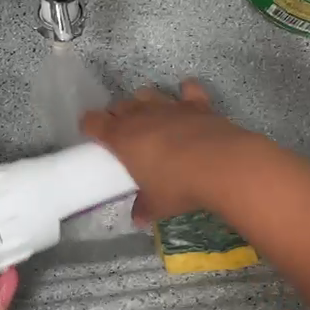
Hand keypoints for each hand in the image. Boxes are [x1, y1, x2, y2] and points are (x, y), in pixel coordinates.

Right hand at [82, 79, 279, 223]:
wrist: (221, 165)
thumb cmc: (178, 186)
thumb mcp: (157, 204)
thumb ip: (144, 208)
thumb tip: (138, 218)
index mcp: (121, 137)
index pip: (93, 121)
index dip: (89, 125)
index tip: (90, 133)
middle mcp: (141, 116)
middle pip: (119, 105)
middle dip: (116, 115)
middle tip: (121, 132)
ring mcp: (169, 106)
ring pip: (147, 94)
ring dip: (144, 102)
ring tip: (148, 116)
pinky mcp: (196, 105)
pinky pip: (188, 90)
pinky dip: (186, 92)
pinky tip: (186, 97)